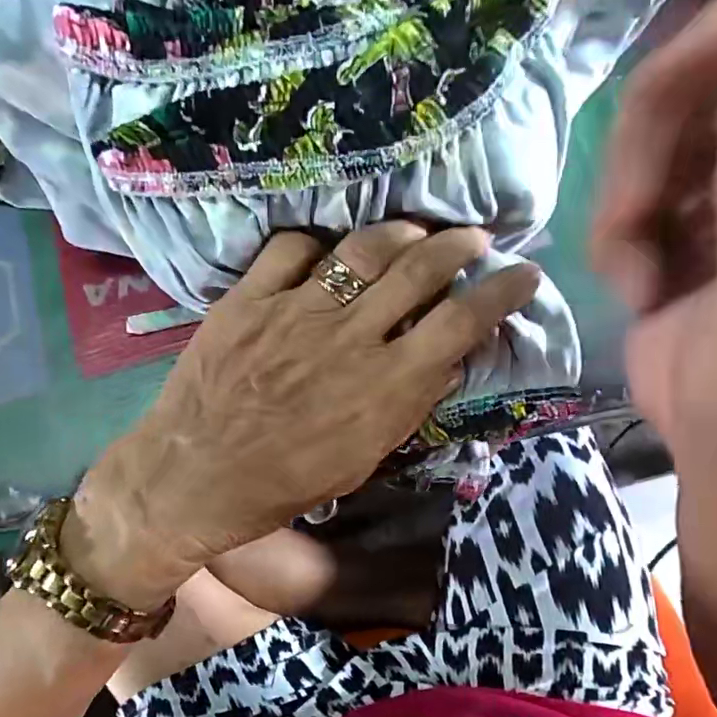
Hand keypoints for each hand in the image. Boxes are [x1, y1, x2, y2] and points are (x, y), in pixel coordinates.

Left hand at [68, 222, 539, 609]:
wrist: (193, 477)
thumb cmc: (280, 485)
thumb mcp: (359, 461)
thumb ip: (406, 406)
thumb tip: (445, 360)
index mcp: (384, 387)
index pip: (462, 322)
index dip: (502, 292)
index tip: (523, 275)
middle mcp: (349, 338)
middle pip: (421, 268)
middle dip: (459, 245)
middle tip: (473, 239)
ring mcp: (295, 311)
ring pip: (363, 248)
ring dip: (401, 231)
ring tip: (415, 231)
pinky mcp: (248, 299)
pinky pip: (292, 248)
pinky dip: (319, 242)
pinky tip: (328, 249)